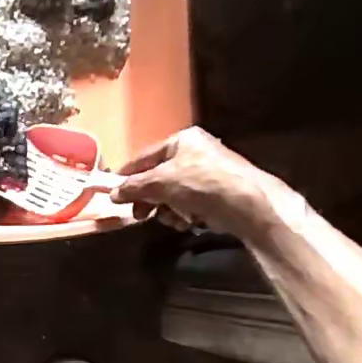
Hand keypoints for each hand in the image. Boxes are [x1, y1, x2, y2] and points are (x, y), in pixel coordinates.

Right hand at [111, 127, 286, 238]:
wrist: (248, 203)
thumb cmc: (201, 184)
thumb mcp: (160, 182)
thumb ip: (133, 187)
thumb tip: (112, 194)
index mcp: (182, 140)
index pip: (144, 157)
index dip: (127, 175)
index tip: (113, 193)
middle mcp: (195, 152)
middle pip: (158, 178)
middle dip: (149, 198)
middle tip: (140, 215)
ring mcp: (208, 173)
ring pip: (172, 194)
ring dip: (166, 210)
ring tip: (171, 220)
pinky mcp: (217, 194)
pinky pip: (189, 204)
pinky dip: (183, 214)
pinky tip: (187, 222)